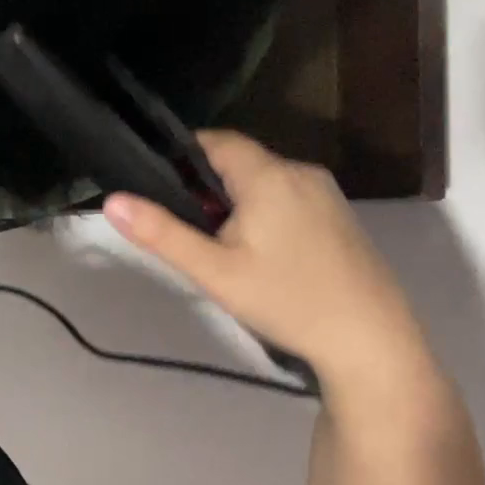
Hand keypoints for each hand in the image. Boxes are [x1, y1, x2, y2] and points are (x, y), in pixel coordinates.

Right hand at [104, 131, 425, 376]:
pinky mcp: (338, 218)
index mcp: (270, 176)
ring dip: (231, 203)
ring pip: (261, 182)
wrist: (372, 343)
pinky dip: (259, 213)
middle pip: (237, 162)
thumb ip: (161, 232)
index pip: (215, 141)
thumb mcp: (212, 271)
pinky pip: (285, 198)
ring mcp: (326, 195)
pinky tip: (254, 256)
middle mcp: (301, 173)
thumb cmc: (287, 300)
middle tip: (181, 228)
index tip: (154, 185)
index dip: (180, 155)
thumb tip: (111, 200)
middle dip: (203, 186)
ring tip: (214, 246)